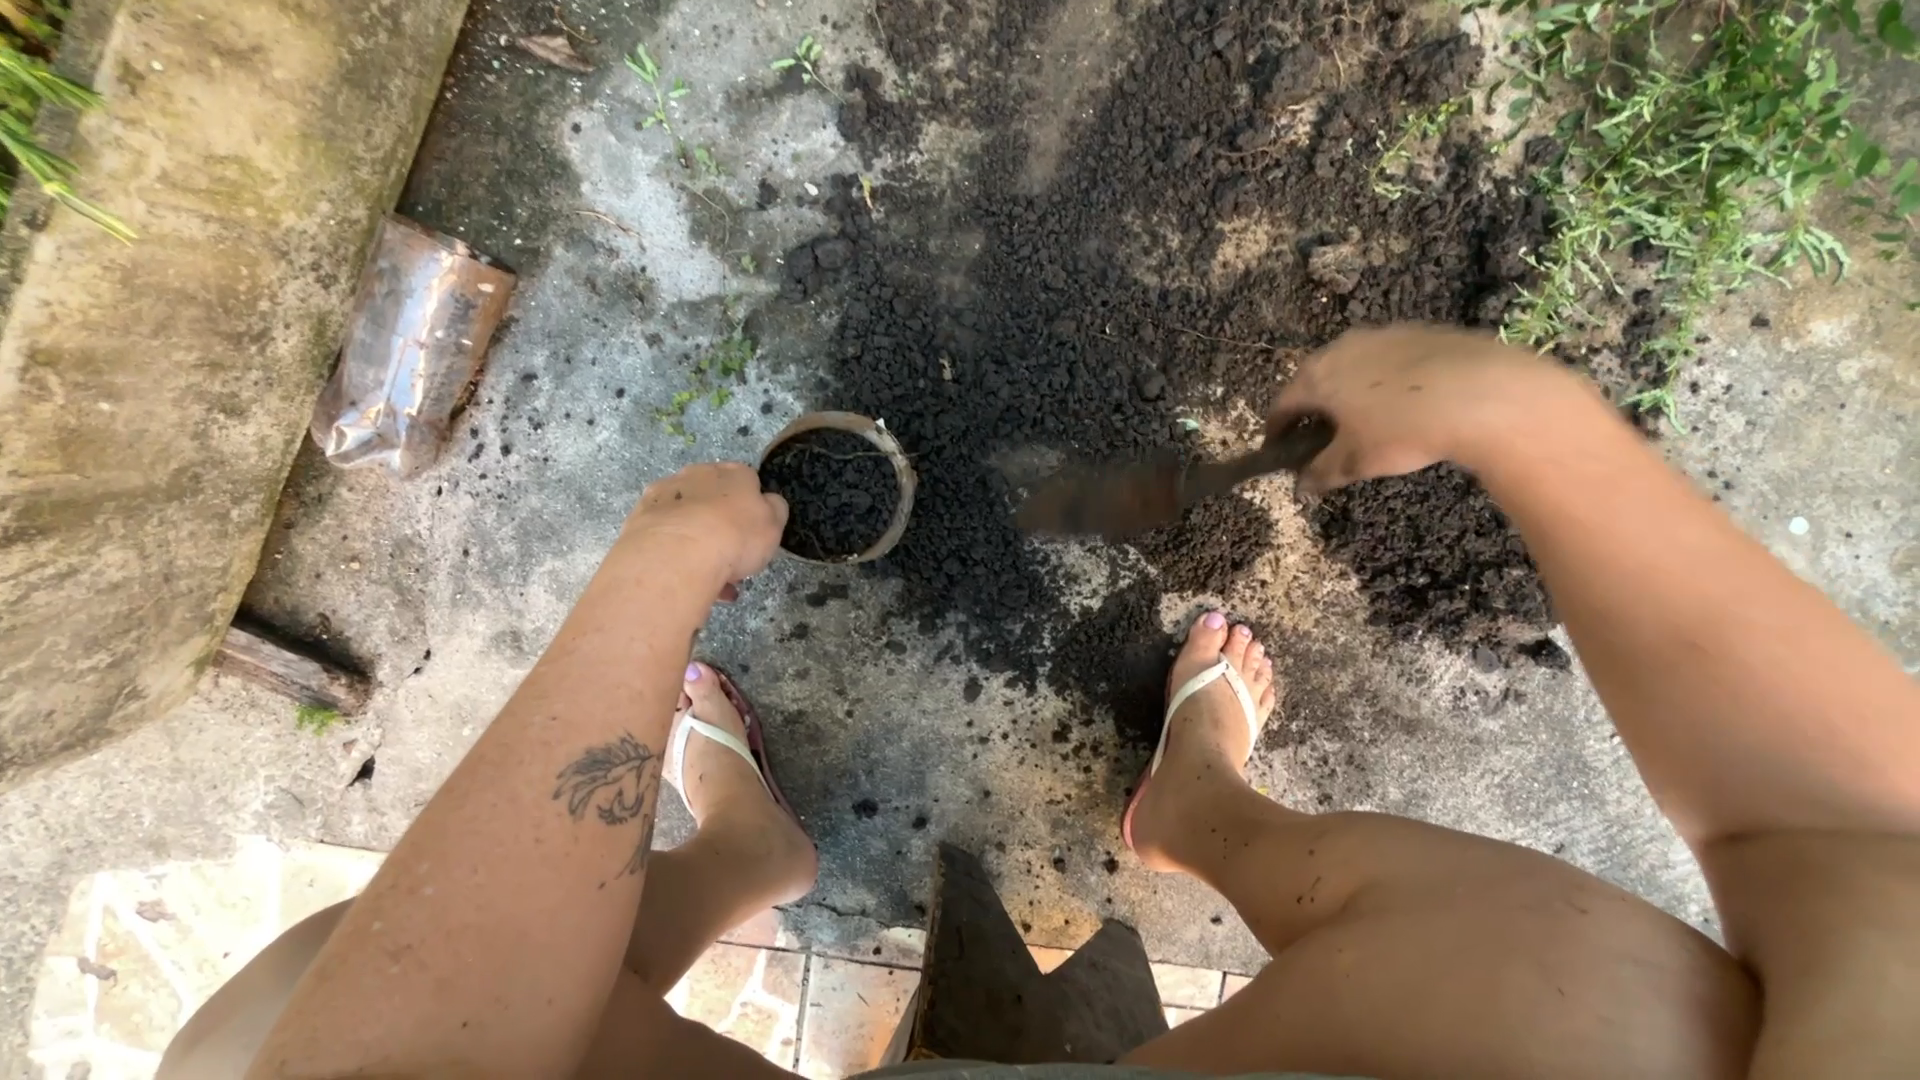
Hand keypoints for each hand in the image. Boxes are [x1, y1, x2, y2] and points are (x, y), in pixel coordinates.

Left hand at [621, 463, 788, 588]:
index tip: (753, 531)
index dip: (752, 506)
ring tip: (711, 580)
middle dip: (721, 523)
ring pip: (687, 519)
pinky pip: (666, 536)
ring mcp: (664, 495)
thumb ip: (775, 510)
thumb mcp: (774, 525)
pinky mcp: (639, 519)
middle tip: (731, 555)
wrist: (676, 555)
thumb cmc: (735, 537)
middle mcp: (696, 475)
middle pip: (713, 498)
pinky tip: (688, 580)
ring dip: (698, 542)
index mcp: (733, 473)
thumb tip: (768, 502)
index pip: (747, 480)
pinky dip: (677, 554)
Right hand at [1267, 324, 1578, 494]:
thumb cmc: (1402, 430)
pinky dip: (1387, 382)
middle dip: (1314, 409)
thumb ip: (1322, 472)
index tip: (1279, 450)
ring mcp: (1385, 334)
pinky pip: (1392, 360)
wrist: (1486, 394)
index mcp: (1317, 376)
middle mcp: (1343, 347)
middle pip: (1316, 380)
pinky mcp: (1425, 332)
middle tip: (1322, 438)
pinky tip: (1407, 405)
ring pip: (1355, 366)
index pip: (1282, 404)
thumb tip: (1302, 485)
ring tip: (1366, 421)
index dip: (1276, 430)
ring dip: (1350, 392)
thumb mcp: (1355, 461)